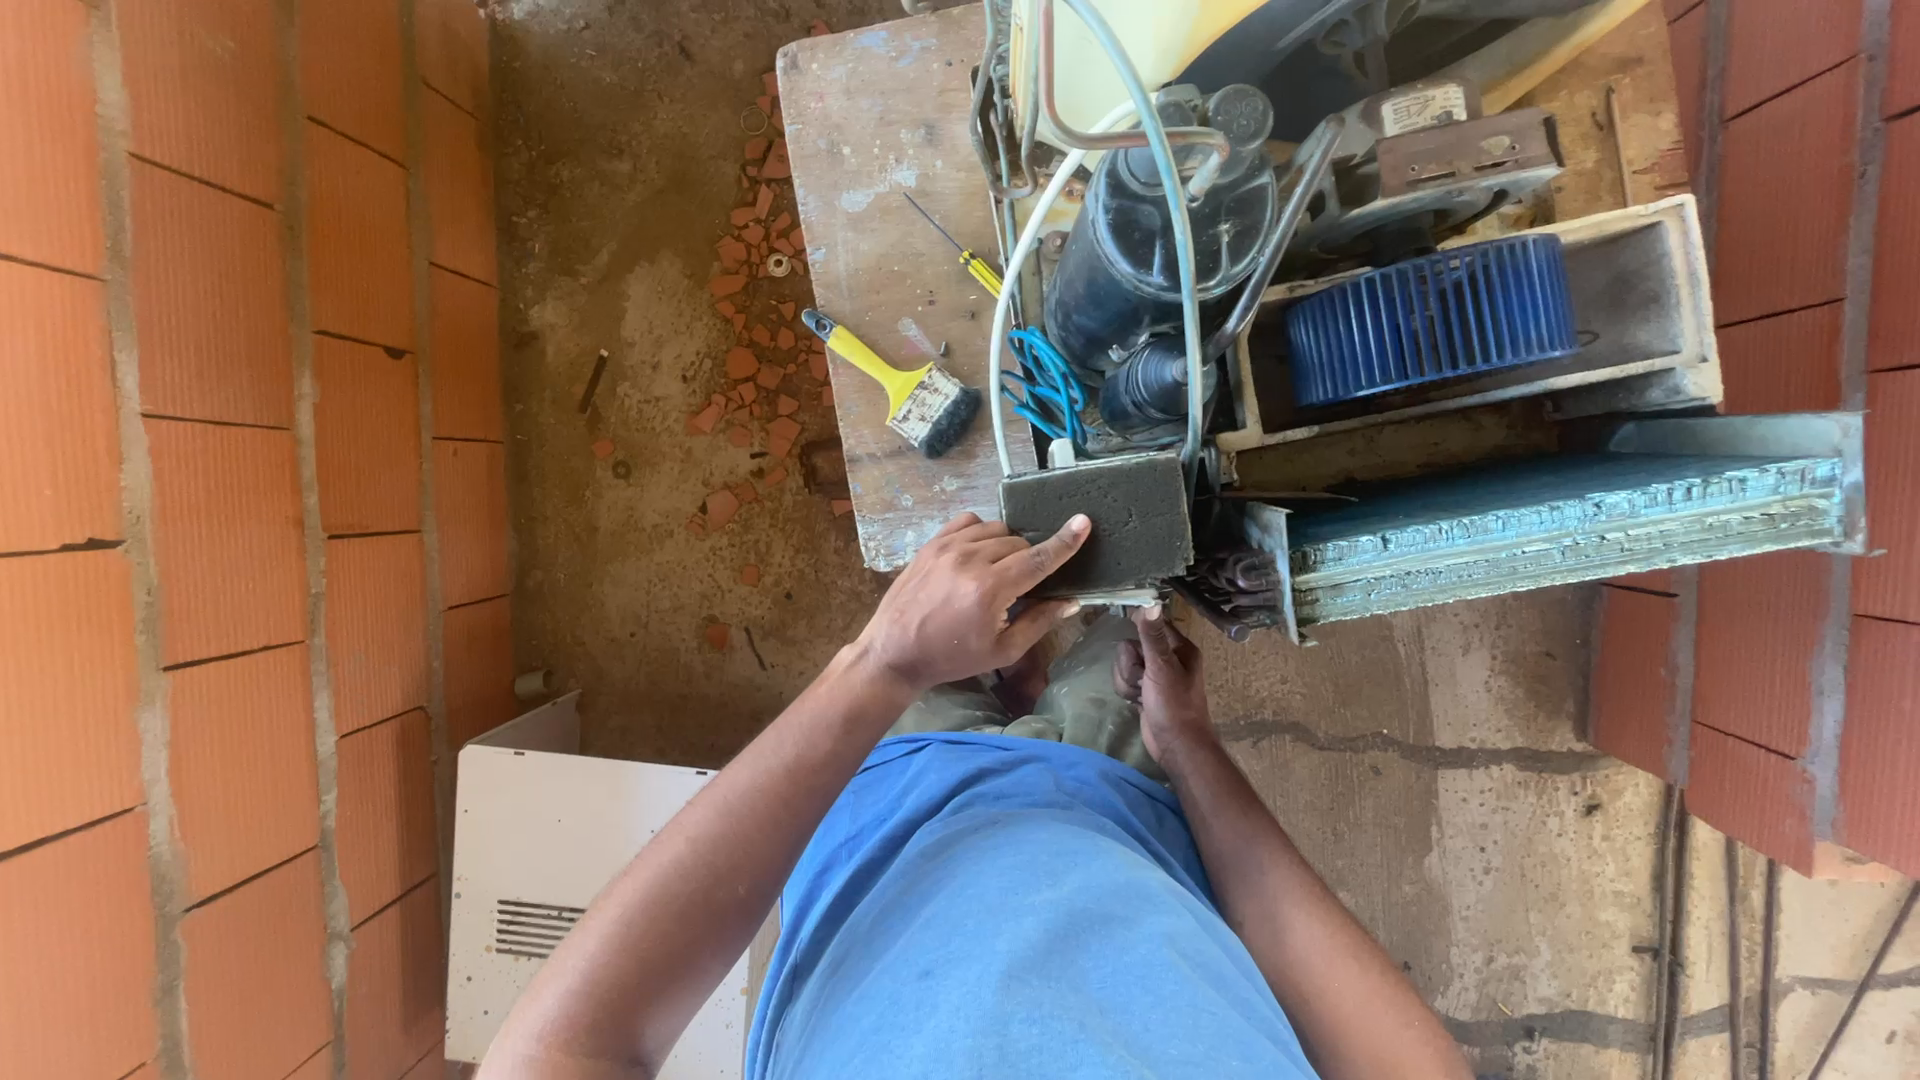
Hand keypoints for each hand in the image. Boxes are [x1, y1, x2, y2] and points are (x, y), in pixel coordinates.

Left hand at [853, 512, 1089, 691]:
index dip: (1064, 542)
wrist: (894, 651)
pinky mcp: (931, 542)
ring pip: (996, 529)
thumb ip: (1039, 621)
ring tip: (997, 571)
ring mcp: (947, 547)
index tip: (1083, 522)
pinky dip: (981, 532)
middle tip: (1019, 586)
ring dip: (1006, 546)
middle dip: (1028, 561)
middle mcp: (970, 560)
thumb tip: (1070, 600)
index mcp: (990, 589)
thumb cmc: (952, 657)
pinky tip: (978, 553)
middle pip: (1019, 543)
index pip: (1038, 558)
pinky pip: (969, 521)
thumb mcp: (1003, 650)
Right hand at [1123, 605, 1215, 762]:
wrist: (1176, 746)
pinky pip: (1125, 680)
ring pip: (1124, 664)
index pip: (1153, 624)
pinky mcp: (1144, 691)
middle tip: (1143, 679)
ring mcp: (1155, 676)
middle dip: (1130, 664)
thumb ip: (1152, 636)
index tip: (1128, 633)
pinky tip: (1136, 702)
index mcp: (1180, 648)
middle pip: (1132, 645)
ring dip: (1127, 680)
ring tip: (1140, 694)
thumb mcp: (1161, 667)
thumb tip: (1150, 602)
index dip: (1138, 628)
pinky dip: (1127, 691)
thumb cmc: (1174, 705)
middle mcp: (1168, 658)